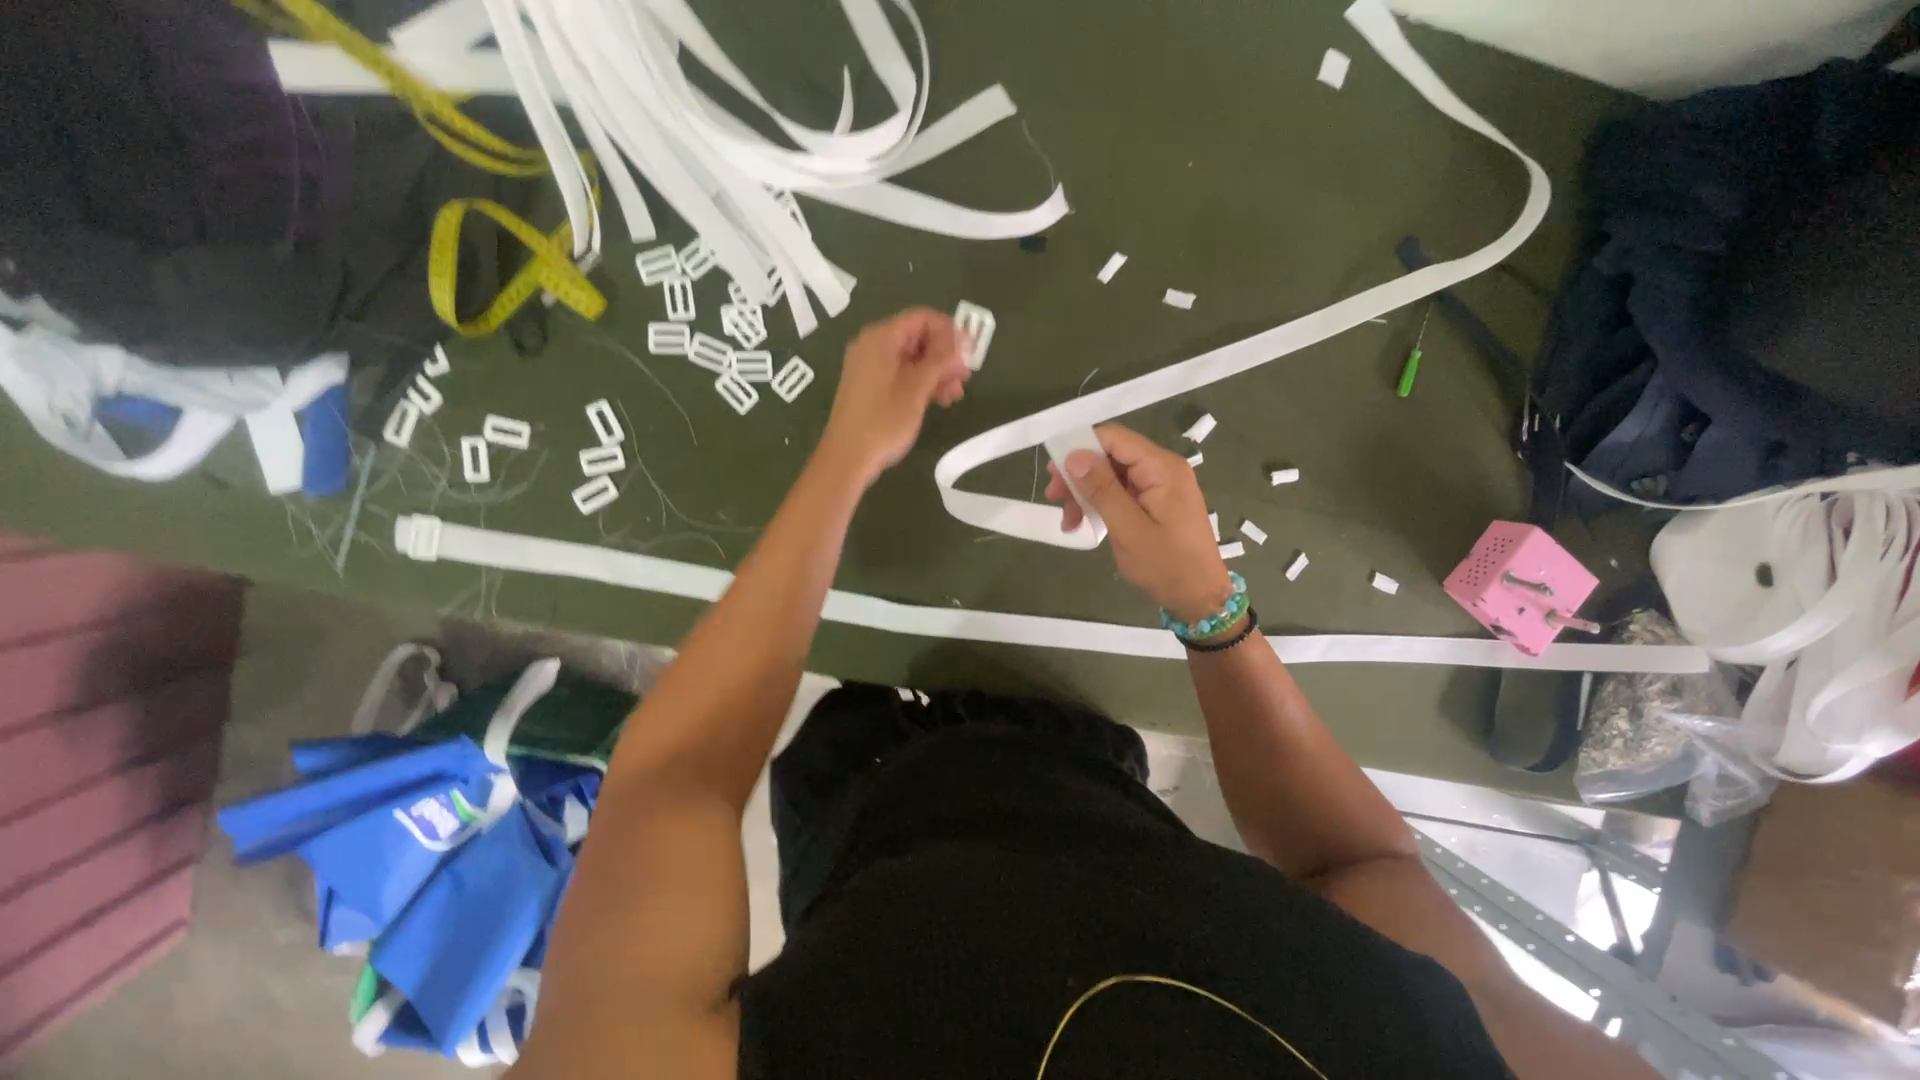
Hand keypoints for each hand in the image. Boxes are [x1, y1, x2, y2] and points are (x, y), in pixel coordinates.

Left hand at [817, 308, 970, 484]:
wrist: (848, 458)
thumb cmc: (883, 421)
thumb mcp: (917, 389)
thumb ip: (940, 360)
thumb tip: (961, 340)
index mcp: (881, 338)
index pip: (921, 318)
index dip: (949, 331)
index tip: (969, 352)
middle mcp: (872, 346)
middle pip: (917, 337)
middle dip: (944, 355)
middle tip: (966, 377)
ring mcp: (869, 367)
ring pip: (911, 358)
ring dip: (936, 372)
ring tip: (956, 394)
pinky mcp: (870, 386)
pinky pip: (900, 373)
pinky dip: (921, 382)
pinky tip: (940, 400)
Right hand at [1045, 424, 1233, 622]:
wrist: (1200, 598)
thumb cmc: (1167, 565)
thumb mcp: (1128, 529)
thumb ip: (1102, 490)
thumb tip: (1074, 456)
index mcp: (1162, 468)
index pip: (1114, 438)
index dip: (1080, 447)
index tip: (1054, 472)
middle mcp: (1163, 469)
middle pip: (1111, 455)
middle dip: (1080, 474)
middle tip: (1054, 499)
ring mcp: (1161, 486)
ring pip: (1113, 474)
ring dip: (1086, 492)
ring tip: (1068, 520)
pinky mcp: (1157, 502)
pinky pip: (1123, 492)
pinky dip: (1101, 504)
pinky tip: (1084, 523)